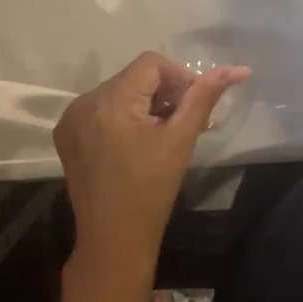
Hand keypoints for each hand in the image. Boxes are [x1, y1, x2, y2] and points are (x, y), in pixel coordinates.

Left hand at [53, 52, 248, 270]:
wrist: (114, 238)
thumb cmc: (152, 190)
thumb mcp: (181, 140)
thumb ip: (204, 98)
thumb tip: (237, 69)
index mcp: (112, 102)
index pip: (151, 63)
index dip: (177, 78)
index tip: (189, 108)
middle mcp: (84, 102)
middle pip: (133, 76)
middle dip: (161, 93)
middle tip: (178, 124)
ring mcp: (71, 118)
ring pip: (117, 90)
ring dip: (141, 103)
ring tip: (157, 135)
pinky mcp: (66, 134)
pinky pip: (100, 108)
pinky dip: (120, 116)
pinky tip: (132, 144)